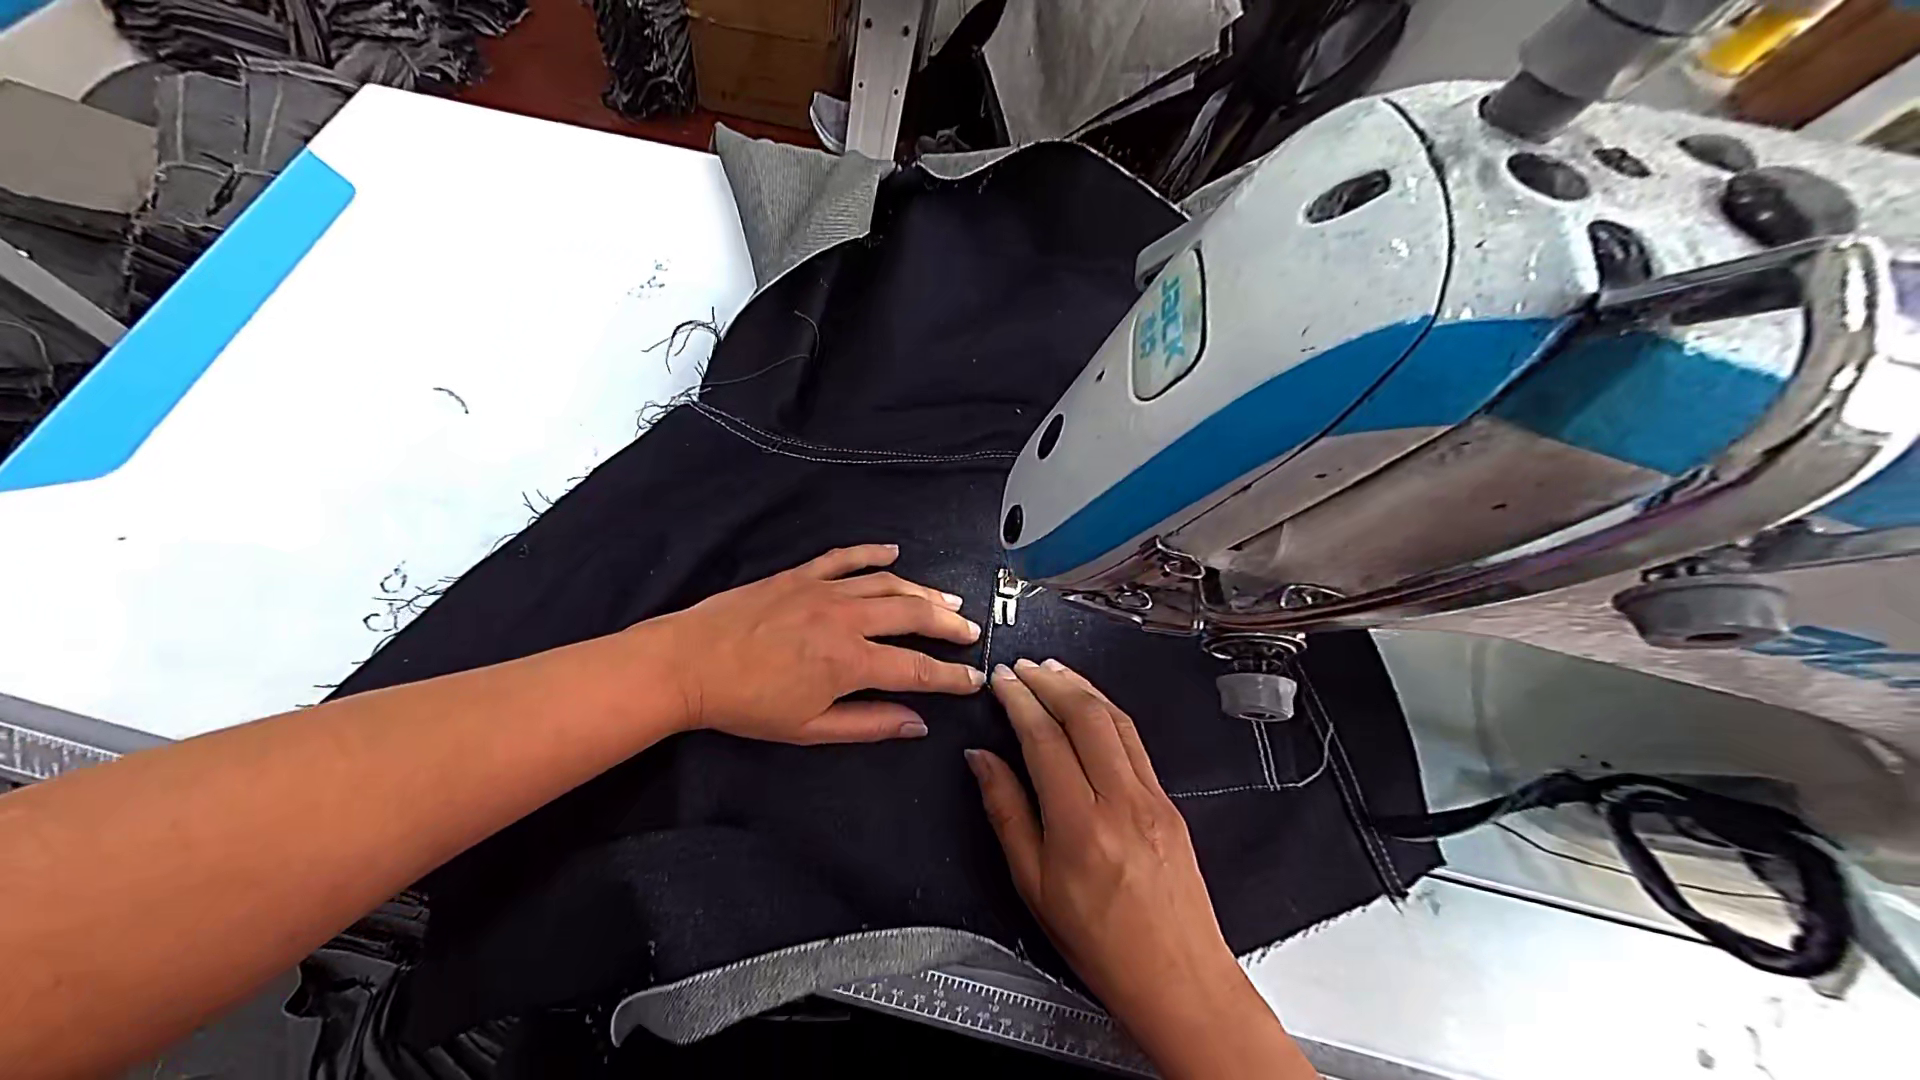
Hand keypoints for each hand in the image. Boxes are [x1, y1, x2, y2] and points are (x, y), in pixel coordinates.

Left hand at [641, 544, 985, 743]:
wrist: (688, 663)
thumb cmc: (746, 704)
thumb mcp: (810, 728)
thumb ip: (869, 724)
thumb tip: (917, 723)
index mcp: (851, 662)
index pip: (918, 669)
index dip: (952, 677)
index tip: (975, 679)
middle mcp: (847, 619)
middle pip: (914, 616)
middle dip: (950, 626)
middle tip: (970, 632)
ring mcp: (825, 590)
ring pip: (889, 584)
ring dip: (923, 592)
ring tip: (947, 600)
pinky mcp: (802, 574)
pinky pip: (846, 557)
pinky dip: (872, 553)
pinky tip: (893, 552)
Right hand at [967, 659, 1313, 1079]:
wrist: (1178, 979)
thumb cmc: (1104, 946)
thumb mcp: (1033, 886)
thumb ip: (1005, 812)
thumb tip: (982, 762)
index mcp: (1080, 827)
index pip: (1043, 738)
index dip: (1018, 700)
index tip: (1002, 682)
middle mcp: (1121, 803)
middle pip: (1083, 714)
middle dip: (1047, 680)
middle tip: (1022, 667)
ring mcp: (1151, 798)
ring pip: (1114, 718)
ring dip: (1079, 685)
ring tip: (1051, 670)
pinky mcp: (1169, 801)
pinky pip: (1135, 739)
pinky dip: (1107, 709)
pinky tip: (1090, 703)